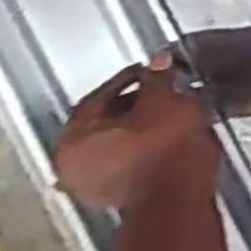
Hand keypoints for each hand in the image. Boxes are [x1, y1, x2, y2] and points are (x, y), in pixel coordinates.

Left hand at [53, 52, 219, 208]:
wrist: (177, 186)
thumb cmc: (161, 141)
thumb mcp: (161, 97)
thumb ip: (156, 76)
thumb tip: (158, 60)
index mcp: (73, 140)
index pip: (95, 97)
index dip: (125, 78)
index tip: (148, 69)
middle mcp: (73, 165)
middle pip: (103, 120)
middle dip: (133, 100)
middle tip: (159, 85)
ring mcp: (93, 183)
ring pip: (117, 139)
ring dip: (141, 120)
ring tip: (169, 103)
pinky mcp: (118, 191)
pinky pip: (128, 155)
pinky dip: (144, 139)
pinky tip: (168, 126)